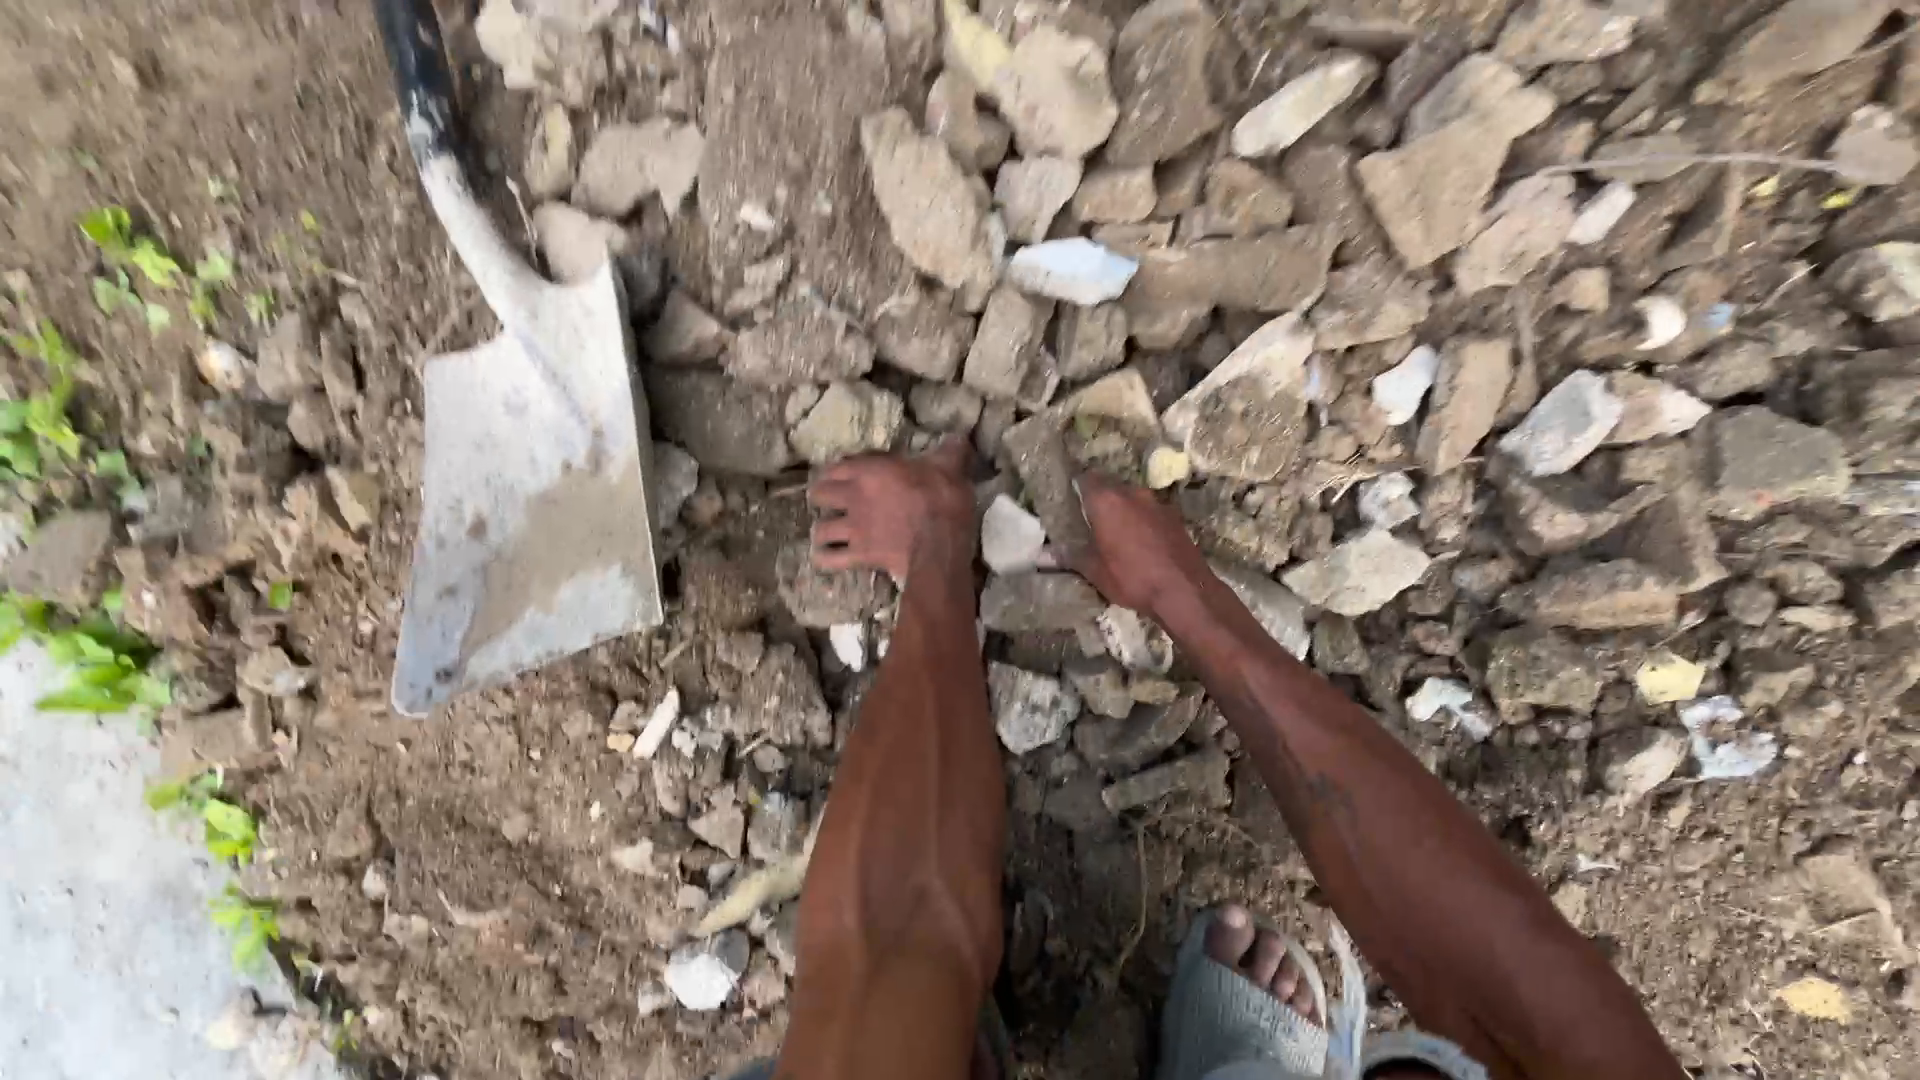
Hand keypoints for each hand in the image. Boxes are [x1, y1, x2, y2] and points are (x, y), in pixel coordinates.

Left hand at [808, 439, 977, 582]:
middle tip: (832, 503)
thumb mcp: (950, 466)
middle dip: (822, 498)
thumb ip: (949, 450)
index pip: (836, 467)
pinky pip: (829, 559)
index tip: (841, 477)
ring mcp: (853, 528)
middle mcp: (853, 497)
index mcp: (870, 470)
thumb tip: (959, 435)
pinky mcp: (859, 555)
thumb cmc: (942, 499)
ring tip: (828, 534)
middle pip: (819, 495)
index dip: (835, 472)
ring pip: (820, 529)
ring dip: (823, 532)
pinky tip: (828, 559)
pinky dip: (826, 559)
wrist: (940, 543)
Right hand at [1067, 471, 1213, 621]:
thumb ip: (1071, 557)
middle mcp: (1132, 493)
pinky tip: (1140, 540)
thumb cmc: (1132, 578)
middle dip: (1099, 498)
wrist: (1185, 591)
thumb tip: (1044, 554)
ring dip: (1123, 508)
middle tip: (1088, 518)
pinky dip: (1142, 519)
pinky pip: (1150, 511)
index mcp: (1107, 501)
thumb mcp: (1095, 572)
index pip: (1086, 478)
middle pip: (1110, 485)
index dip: (1076, 486)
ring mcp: (1157, 503)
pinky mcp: (1175, 517)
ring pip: (1132, 498)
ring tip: (1114, 530)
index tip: (1069, 498)